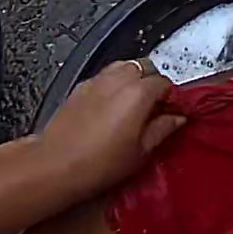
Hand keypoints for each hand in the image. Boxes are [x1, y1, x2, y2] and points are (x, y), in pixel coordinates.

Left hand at [37, 59, 185, 195]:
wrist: (55, 166)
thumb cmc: (101, 163)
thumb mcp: (142, 151)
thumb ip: (163, 129)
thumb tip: (178, 118)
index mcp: (139, 92)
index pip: (165, 83)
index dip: (172, 97)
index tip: (172, 113)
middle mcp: (118, 79)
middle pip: (145, 67)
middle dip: (153, 82)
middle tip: (155, 107)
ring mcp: (97, 80)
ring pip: (124, 67)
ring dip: (134, 79)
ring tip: (134, 103)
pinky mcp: (80, 87)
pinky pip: (105, 76)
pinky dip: (114, 84)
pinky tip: (112, 106)